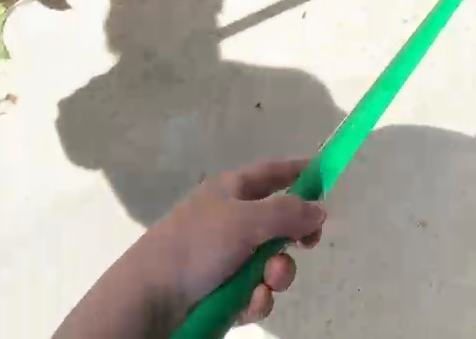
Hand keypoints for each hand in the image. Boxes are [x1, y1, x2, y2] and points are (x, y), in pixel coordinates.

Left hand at [148, 158, 326, 322]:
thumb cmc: (197, 245)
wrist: (148, 302)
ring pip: (272, 262)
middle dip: (295, 237)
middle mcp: (232, 222)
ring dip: (278, 272)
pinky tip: (253, 301)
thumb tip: (320, 209)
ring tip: (269, 280)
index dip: (299, 172)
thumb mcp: (247, 220)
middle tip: (310, 244)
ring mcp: (227, 260)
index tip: (326, 178)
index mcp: (231, 191)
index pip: (273, 173)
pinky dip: (259, 297)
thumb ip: (289, 213)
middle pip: (279, 223)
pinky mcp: (224, 295)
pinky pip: (257, 292)